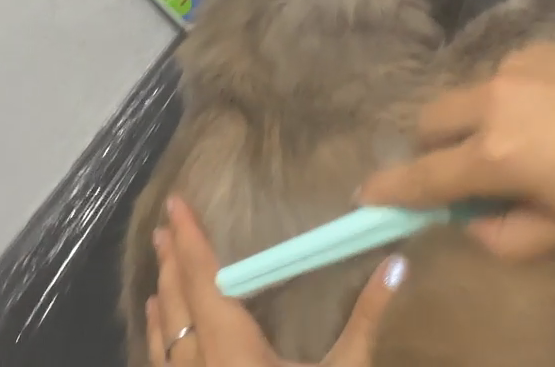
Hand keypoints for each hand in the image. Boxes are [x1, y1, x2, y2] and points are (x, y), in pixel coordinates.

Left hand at [146, 196, 405, 366]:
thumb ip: (367, 320)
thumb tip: (397, 264)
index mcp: (233, 351)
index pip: (206, 281)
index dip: (190, 240)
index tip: (175, 203)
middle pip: (178, 304)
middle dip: (171, 261)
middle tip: (165, 222)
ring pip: (164, 338)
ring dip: (163, 297)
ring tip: (158, 269)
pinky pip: (163, 366)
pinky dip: (159, 338)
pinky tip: (157, 332)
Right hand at [357, 43, 554, 259]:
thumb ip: (503, 237)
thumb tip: (470, 221)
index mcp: (497, 153)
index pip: (425, 176)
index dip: (391, 189)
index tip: (365, 194)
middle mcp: (492, 99)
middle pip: (430, 121)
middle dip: (433, 149)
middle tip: (468, 174)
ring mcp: (513, 65)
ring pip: (465, 96)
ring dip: (473, 123)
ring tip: (526, 142)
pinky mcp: (536, 46)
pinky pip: (500, 78)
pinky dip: (505, 100)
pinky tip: (551, 113)